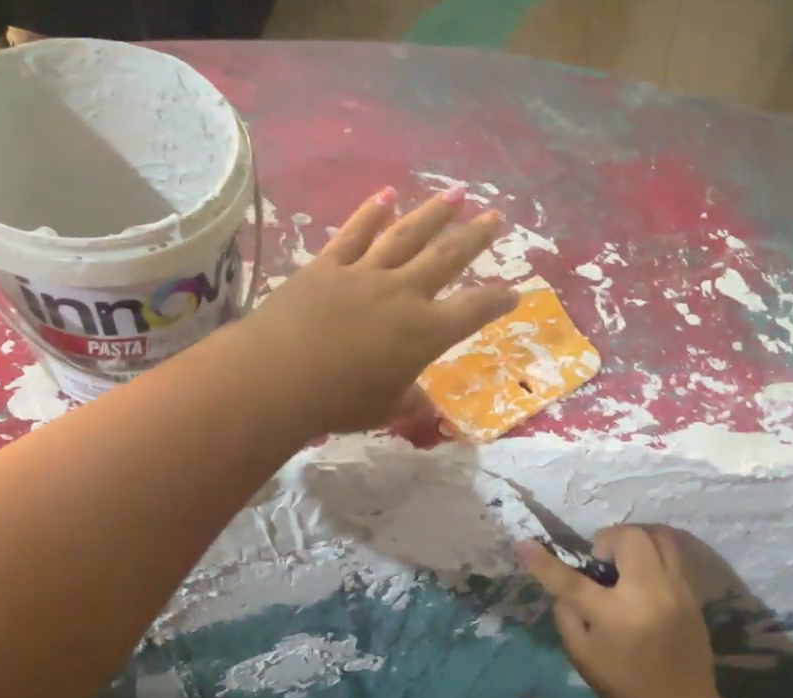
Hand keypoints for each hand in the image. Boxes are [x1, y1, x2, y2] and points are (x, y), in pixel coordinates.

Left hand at [238, 186, 518, 433]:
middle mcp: (402, 293)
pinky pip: (354, 234)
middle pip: (446, 257)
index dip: (497, 301)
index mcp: (424, 332)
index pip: (473, 310)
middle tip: (495, 217)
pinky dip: (372, 213)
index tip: (514, 293)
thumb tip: (426, 407)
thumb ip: (408, 401)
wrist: (278, 376)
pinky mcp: (327, 265)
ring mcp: (364, 274)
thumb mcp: (384, 409)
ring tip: (456, 194)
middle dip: (474, 237)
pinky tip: (387, 196)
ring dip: (433, 213)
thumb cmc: (338, 401)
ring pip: (406, 236)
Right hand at [517, 526, 723, 697]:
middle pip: (629, 537)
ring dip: (634, 540)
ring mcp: (676, 589)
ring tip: (624, 563)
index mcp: (614, 614)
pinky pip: (673, 555)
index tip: (523, 545)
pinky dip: (652, 554)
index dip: (542, 561)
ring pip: (659, 535)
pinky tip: (642, 577)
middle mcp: (648, 592)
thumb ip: (567, 614)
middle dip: (607, 540)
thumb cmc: (623, 685)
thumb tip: (565, 585)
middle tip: (601, 565)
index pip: (571, 580)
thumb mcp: (581, 655)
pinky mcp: (692, 593)